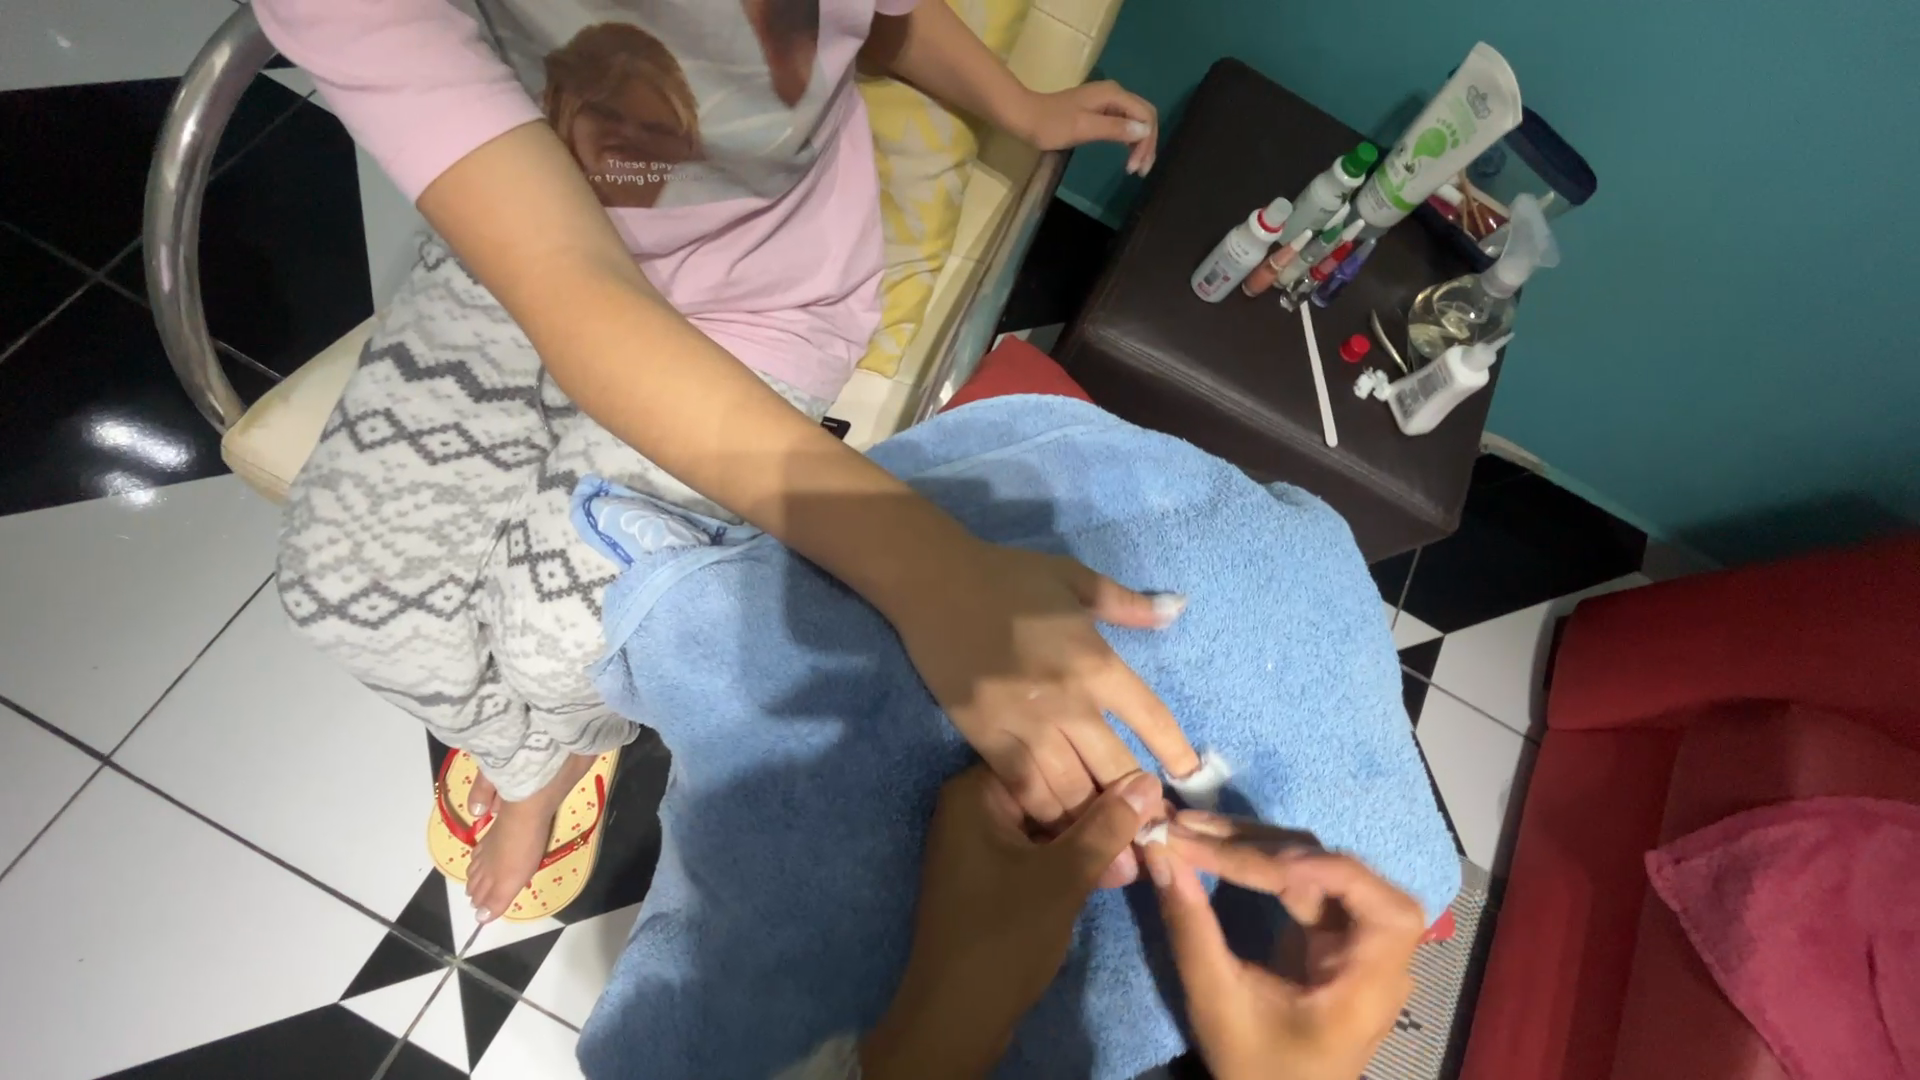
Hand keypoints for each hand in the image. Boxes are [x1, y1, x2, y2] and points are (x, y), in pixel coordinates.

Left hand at [861, 766, 1161, 1079]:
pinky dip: (1067, 858)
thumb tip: (1149, 781)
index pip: (1044, 759)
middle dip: (1097, 812)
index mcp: (974, 791)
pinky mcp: (987, 872)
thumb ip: (1108, 826)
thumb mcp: (1064, 875)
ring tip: (1137, 858)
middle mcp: (970, 806)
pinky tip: (1111, 871)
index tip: (1146, 788)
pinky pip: (1034, 849)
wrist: (956, 1015)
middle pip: (1045, 791)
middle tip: (1151, 826)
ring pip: (1044, 823)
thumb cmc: (1004, 933)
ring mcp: (976, 840)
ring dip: (1088, 840)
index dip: (1099, 773)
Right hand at [888, 541, 1198, 829]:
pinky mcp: (984, 738)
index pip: (1152, 718)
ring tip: (1114, 851)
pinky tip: (1056, 831)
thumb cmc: (1008, 577)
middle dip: (1140, 810)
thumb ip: (1125, 603)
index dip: (1176, 754)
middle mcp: (1068, 702)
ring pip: (1071, 793)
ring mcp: (1025, 725)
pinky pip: (1023, 789)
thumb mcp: (1073, 578)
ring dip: (1095, 825)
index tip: (1189, 779)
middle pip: (1116, 771)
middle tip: (1153, 836)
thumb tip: (1176, 610)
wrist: (935, 585)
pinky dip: (1043, 814)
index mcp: (1095, 662)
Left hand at [1015, 79, 1158, 175]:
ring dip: (1139, 143)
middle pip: (1143, 116)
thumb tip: (1144, 130)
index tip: (1135, 168)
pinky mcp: (1098, 111)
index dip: (1146, 142)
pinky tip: (1126, 155)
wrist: (1026, 117)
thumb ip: (1114, 129)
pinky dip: (1127, 140)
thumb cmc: (1052, 125)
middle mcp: (1114, 94)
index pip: (1145, 116)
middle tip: (1140, 172)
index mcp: (1114, 95)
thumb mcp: (1084, 128)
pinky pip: (1122, 123)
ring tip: (1135, 168)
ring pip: (1134, 121)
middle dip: (1146, 144)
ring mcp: (1106, 102)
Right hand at [1141, 814, 1426, 1079]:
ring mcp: (1345, 938)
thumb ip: (1191, 924)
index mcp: (1369, 986)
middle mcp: (1369, 953)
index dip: (1333, 873)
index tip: (1257, 858)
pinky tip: (1214, 848)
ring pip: (1310, 866)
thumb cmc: (1256, 1068)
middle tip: (1198, 831)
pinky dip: (1253, 861)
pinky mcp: (1320, 931)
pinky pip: (1293, 880)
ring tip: (1194, 829)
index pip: (1386, 910)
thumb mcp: (1217, 1002)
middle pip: (1338, 872)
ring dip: (1254, 843)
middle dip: (1268, 846)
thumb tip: (1157, 850)